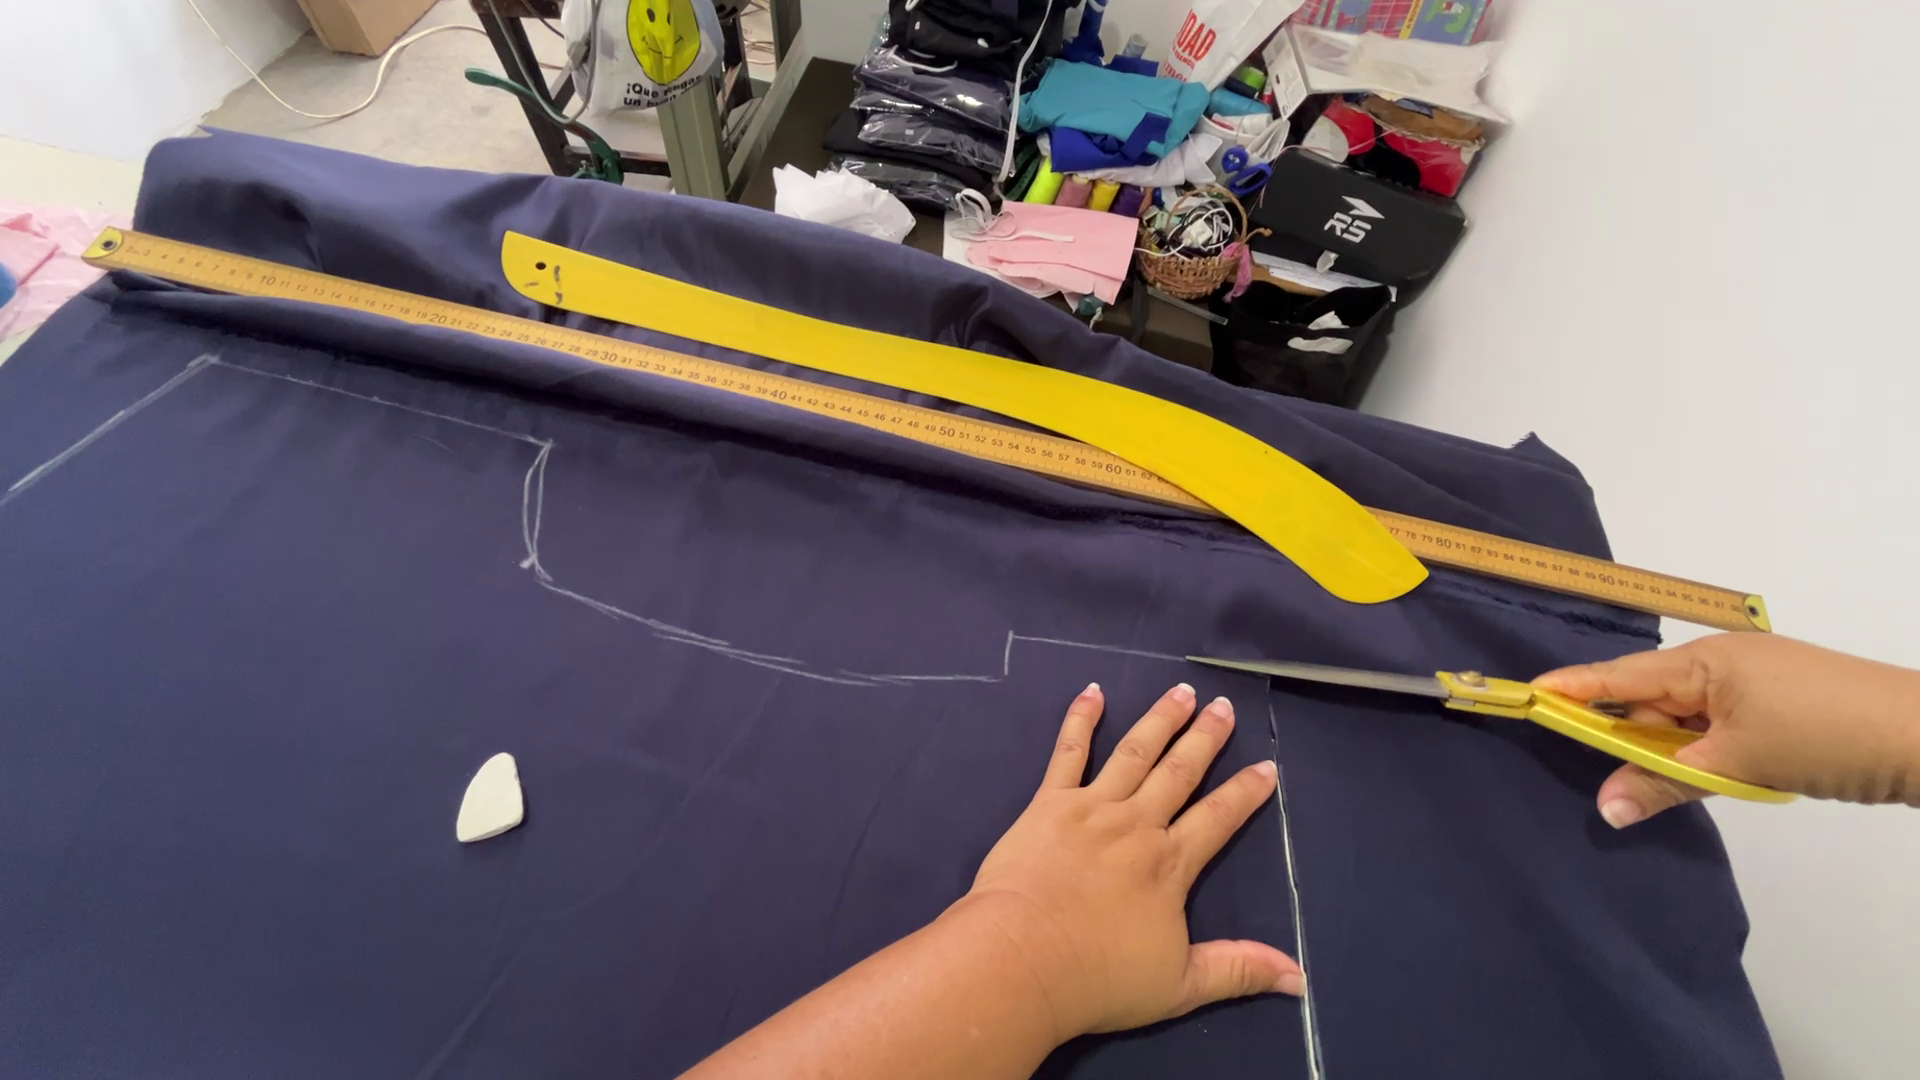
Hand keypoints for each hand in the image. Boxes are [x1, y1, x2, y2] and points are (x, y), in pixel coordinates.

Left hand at [948, 682, 1302, 1042]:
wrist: (1024, 956)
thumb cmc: (1098, 976)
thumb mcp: (1181, 985)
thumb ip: (1238, 970)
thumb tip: (1301, 977)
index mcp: (1169, 863)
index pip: (1218, 818)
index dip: (1246, 792)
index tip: (1267, 766)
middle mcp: (1136, 823)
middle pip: (1179, 772)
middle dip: (1205, 737)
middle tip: (1223, 706)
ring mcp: (1092, 806)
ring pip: (1135, 752)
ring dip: (1160, 719)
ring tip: (1181, 692)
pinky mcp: (1050, 800)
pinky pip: (1069, 751)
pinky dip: (1081, 719)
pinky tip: (1093, 692)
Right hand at [1535, 634, 1919, 827]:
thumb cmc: (1831, 736)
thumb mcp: (1739, 765)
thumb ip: (1664, 783)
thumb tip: (1606, 811)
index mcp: (1704, 659)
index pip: (1617, 675)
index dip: (1571, 687)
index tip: (1527, 695)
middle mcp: (1723, 659)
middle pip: (1650, 695)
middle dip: (1631, 730)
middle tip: (1615, 767)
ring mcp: (1758, 675)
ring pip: (1686, 710)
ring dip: (1676, 742)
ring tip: (1684, 775)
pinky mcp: (1787, 696)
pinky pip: (1719, 715)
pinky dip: (1707, 741)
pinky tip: (1716, 765)